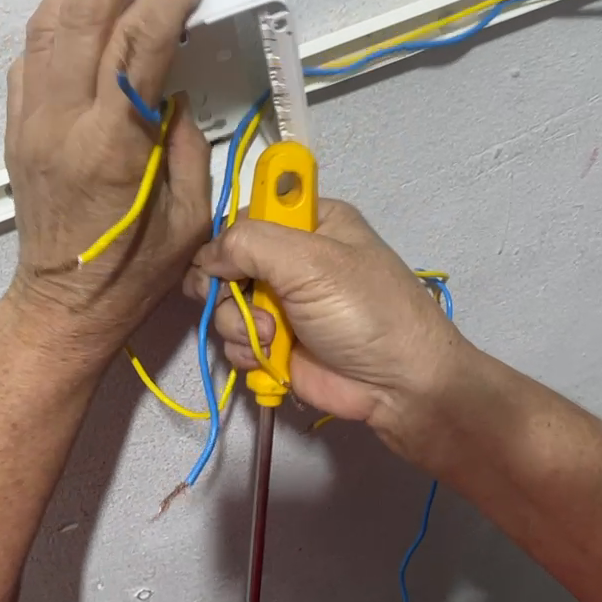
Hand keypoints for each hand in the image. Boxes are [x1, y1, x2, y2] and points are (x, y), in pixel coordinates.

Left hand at [3, 0, 210, 363]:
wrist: (62, 303)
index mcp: (113, 144)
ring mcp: (30, 122)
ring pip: (46, 26)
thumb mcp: (188, 218)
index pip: (140, 43)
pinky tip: (75, 10)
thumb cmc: (132, 271)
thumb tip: (176, 92)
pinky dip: (52, 22)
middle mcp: (63, 121)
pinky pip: (27, 59)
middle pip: (84, 15)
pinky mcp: (15, 129)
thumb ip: (188, 146)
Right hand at [186, 200, 474, 462]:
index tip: (221, 262)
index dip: (227, 238)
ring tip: (271, 337)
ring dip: (237, 323)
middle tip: (242, 302)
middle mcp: (291, 259)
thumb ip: (249, 244)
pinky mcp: (274, 342)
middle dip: (227, 287)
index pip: (247, 215)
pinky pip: (234, 339)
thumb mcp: (311, 262)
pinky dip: (244, 349)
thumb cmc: (364, 311)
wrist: (398, 386)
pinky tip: (267, 357)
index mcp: (309, 222)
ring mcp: (281, 303)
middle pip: (226, 262)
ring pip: (224, 304)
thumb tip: (203, 257)